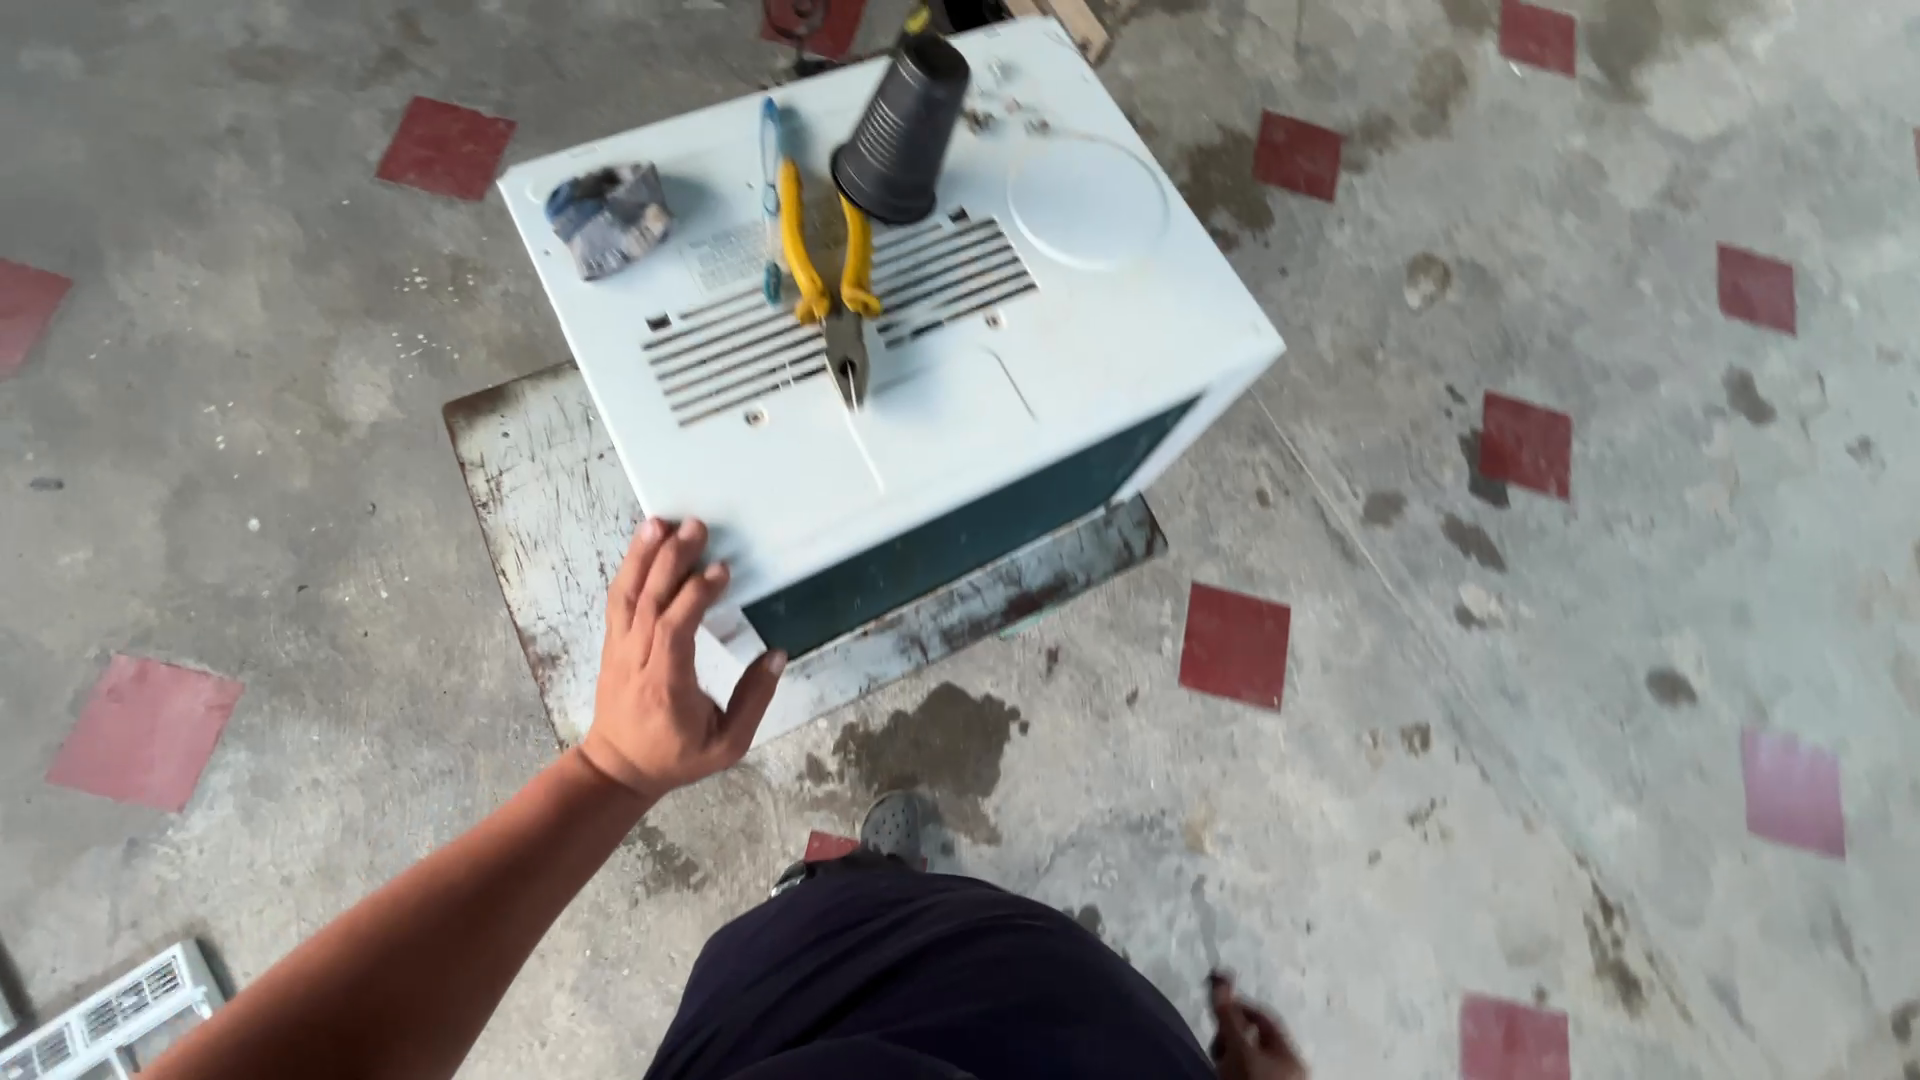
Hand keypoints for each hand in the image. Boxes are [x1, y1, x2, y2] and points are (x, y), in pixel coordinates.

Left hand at [580, 517, 785, 800]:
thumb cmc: (677, 757)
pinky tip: (643, 544)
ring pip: (627, 595)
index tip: (721, 569)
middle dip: (671, 560)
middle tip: (697, 527)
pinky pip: (618, 599)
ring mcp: (618, 649)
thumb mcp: (728, 744)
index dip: (696, 596)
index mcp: (666, 684)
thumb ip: (754, 699)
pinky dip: (630, 568)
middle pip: (649, 602)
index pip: (675, 630)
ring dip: (643, 556)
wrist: (618, 769)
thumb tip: (776, 654)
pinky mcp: (613, 643)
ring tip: (661, 522)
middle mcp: (636, 660)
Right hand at [1209, 973, 1307, 1079]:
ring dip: (1228, 1056)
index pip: (1262, 1016)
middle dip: (1230, 1035)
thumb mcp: (1238, 1048)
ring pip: (1248, 1058)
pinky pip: (1246, 1074)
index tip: (1215, 1010)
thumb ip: (1227, 1014)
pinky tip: (1221, 1076)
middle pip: (1254, 1038)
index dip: (1238, 1006)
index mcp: (1290, 1054)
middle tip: (1215, 1047)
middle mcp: (1289, 1069)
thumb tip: (1219, 976)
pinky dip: (1232, 1072)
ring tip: (1217, 1066)